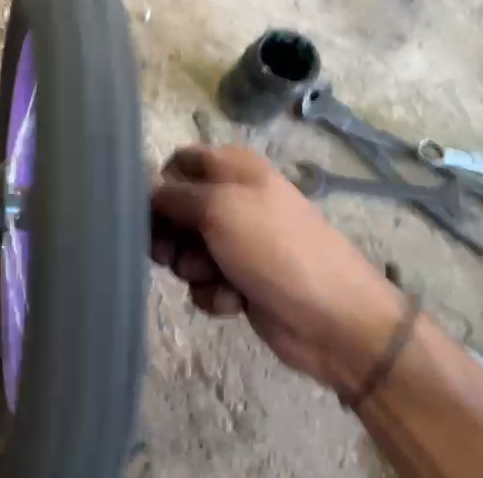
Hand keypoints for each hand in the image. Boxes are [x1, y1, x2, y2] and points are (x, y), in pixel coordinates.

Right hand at [151, 144, 402, 393]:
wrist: (336, 321)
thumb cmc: (276, 250)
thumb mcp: (219, 208)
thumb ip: (174, 195)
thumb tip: (145, 190)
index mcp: (234, 169)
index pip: (179, 162)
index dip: (160, 183)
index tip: (146, 208)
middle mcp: (234, 199)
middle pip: (176, 208)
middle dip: (167, 232)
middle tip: (164, 253)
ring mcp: (238, 242)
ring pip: (185, 248)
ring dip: (189, 266)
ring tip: (208, 277)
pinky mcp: (240, 281)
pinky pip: (204, 281)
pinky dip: (211, 292)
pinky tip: (231, 302)